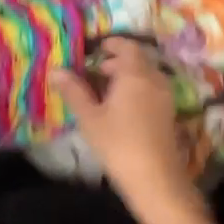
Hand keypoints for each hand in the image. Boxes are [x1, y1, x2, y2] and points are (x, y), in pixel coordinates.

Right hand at [51, 37, 193, 212]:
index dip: (111, 44)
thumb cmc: (118, 143)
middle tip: (92, 74)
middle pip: (136, 60)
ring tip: (102, 93)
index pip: (126, 46)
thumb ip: (73, 91)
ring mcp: (165, 97)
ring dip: (125, 77)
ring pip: (144, 76)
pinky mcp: (168, 113)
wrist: (155, 179)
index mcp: (135, 73)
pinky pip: (150, 90)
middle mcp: (154, 79)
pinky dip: (135, 90)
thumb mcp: (89, 117)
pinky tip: (119, 110)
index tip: (94, 50)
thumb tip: (55, 70)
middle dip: (114, 62)